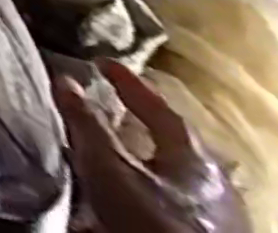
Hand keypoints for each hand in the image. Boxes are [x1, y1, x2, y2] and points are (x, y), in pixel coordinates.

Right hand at [54, 59, 248, 232]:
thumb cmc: (149, 216)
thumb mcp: (108, 166)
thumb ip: (86, 122)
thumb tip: (64, 79)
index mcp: (196, 160)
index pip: (161, 111)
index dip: (130, 84)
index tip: (102, 62)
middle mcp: (213, 182)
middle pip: (174, 141)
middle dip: (142, 119)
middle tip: (112, 98)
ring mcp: (213, 211)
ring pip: (172, 167)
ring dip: (141, 149)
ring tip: (111, 138)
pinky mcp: (200, 228)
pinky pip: (170, 189)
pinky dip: (144, 174)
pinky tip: (126, 177)